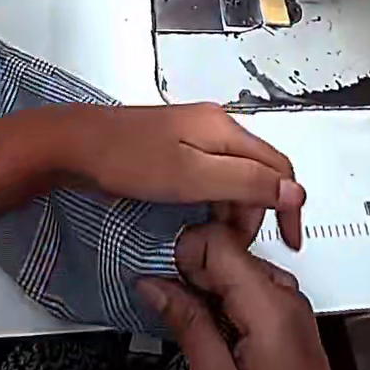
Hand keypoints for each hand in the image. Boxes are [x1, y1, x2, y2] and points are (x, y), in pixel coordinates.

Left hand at [0, 103, 303, 247]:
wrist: (75, 146)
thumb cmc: (128, 160)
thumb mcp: (192, 175)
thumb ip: (246, 181)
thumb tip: (294, 189)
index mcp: (222, 126)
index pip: (277, 166)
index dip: (288, 205)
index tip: (289, 242)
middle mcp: (212, 125)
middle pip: (256, 171)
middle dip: (253, 210)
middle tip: (233, 244)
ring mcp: (191, 134)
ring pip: (232, 176)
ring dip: (230, 209)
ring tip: (210, 235)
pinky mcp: (174, 146)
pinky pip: (208, 175)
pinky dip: (210, 200)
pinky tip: (194, 217)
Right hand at [138, 225, 352, 369]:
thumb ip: (186, 324)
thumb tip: (153, 283)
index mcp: (272, 307)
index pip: (216, 238)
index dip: (181, 253)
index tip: (161, 276)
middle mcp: (288, 300)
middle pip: (226, 250)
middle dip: (190, 270)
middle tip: (167, 300)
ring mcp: (292, 312)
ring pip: (234, 268)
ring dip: (204, 287)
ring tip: (188, 321)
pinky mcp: (290, 326)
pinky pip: (248, 290)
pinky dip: (221, 301)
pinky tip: (211, 332)